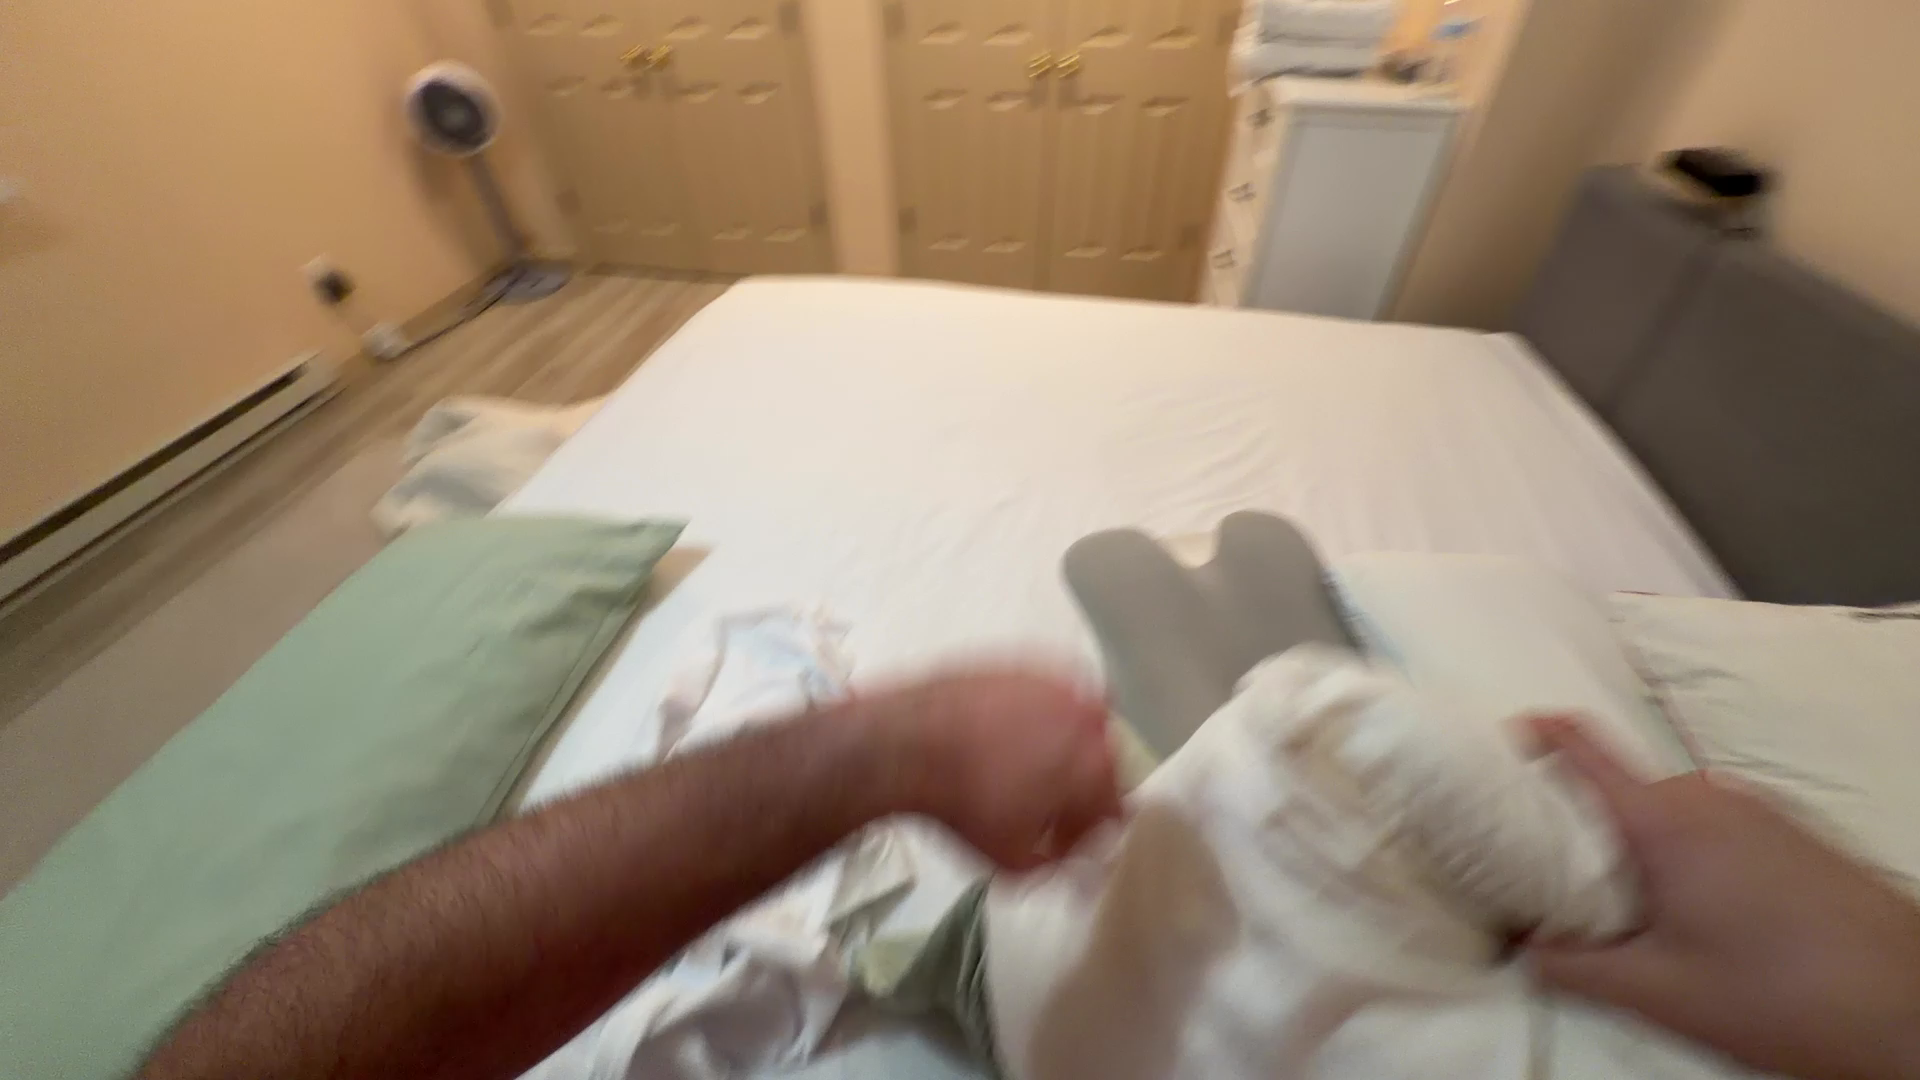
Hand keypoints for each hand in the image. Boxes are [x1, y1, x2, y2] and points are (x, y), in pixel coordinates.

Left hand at [865, 667, 1121, 870]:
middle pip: (1099, 760)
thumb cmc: (966, 806)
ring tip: (1020, 764)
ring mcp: (1059, 683)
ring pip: (1078, 722)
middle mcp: (1091, 719)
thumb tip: (1078, 860)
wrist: (912, 740)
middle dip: (1077, 785)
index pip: (1113, 808)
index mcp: (1096, 769)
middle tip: (1041, 803)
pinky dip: (1040, 711)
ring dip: (1061, 746)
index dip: (1087, 829)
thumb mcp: (1014, 860)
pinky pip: (1050, 691)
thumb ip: (1060, 864)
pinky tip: (1010, 728)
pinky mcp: (1028, 662)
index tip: (1060, 837)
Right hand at [1523, 715, 1919, 1079]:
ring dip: (1643, 843)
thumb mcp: (1662, 995)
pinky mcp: (1800, 832)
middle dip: (1585, 825)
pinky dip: (1692, 850)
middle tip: (1574, 878)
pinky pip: (1714, 822)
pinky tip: (1715, 911)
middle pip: (1615, 788)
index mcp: (1657, 816)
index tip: (1498, 750)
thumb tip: (1515, 949)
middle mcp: (1704, 795)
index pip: (1575, 741)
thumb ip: (1569, 966)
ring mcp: (1759, 809)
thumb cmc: (1789, 997)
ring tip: (1649, 906)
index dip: (1528, 732)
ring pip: (1664, 808)